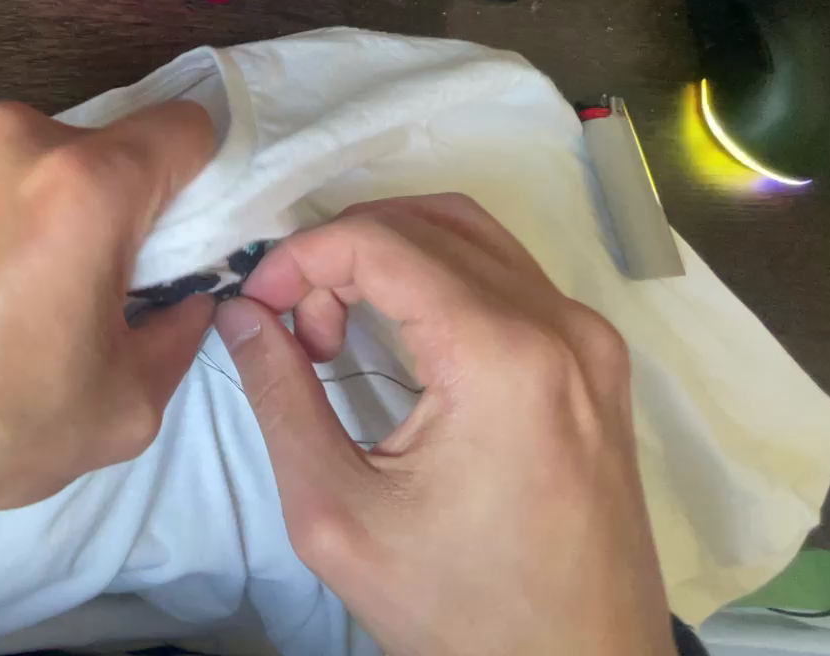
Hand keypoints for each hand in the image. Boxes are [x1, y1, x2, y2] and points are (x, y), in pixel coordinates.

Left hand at [0, 100, 217, 574]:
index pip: (187, 128)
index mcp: (85, 185)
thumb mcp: (122, 406)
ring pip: (74, 155)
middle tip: (124, 282)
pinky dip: (38, 205)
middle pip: (127, 144)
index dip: (206, 180)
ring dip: (86, 206)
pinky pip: (22, 167)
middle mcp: (27, 136)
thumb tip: (190, 296)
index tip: (190, 241)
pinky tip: (12, 275)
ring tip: (55, 287)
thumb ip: (181, 332)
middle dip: (143, 203)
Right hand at [217, 194, 672, 655]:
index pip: (378, 241)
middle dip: (334, 255)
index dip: (300, 256)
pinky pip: (495, 266)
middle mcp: (558, 324)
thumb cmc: (455, 606)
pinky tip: (392, 328)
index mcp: (502, 357)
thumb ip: (276, 393)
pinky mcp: (592, 355)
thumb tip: (238, 310)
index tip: (257, 303)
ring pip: (459, 229)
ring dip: (378, 254)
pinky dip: (424, 272)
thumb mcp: (332, 508)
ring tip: (336, 322)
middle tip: (294, 324)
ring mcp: (586, 335)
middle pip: (416, 223)